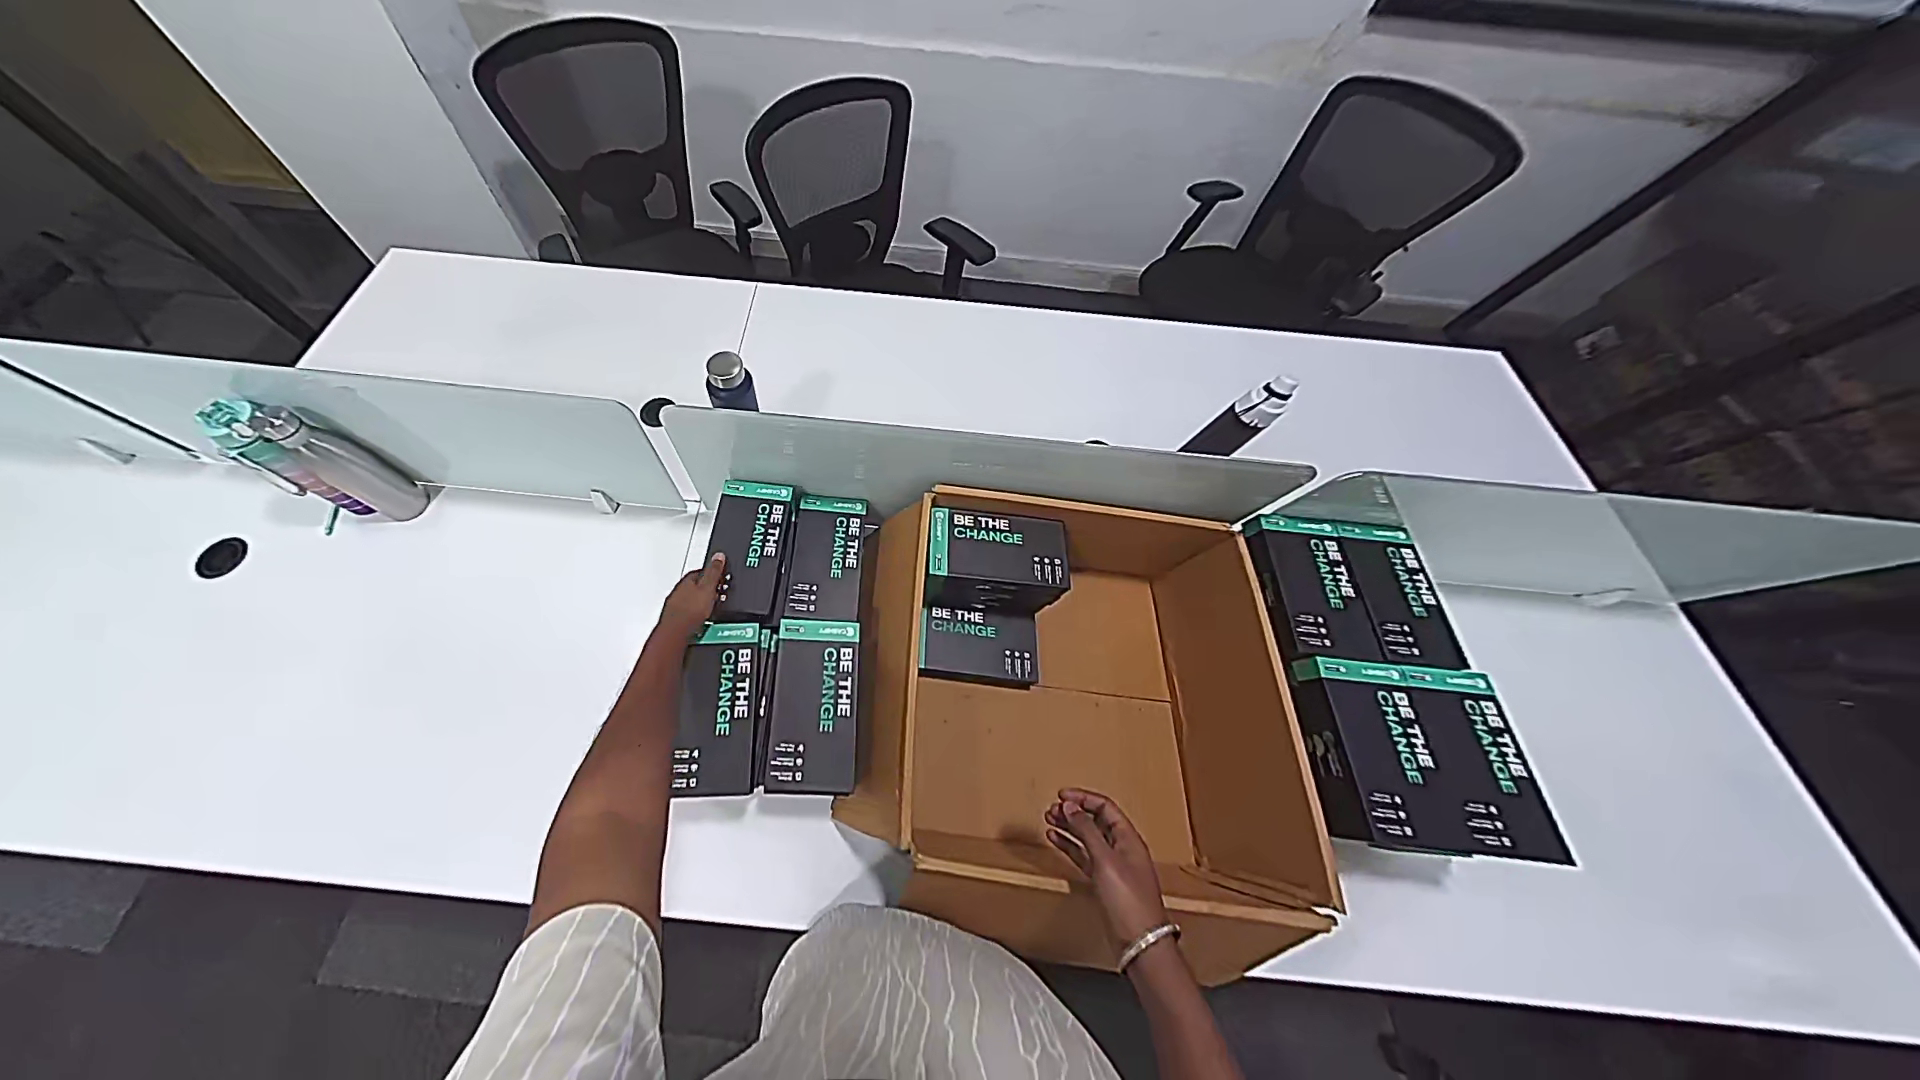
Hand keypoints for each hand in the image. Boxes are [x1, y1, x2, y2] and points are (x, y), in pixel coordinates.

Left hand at [657, 552, 724, 640]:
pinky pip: (689, 611)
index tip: (722, 576)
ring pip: (691, 599)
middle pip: (695, 585)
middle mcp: (678, 591)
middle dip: (707, 588)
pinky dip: (696, 613)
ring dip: (701, 601)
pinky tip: (702, 618)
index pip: (701, 571)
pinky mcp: (676, 618)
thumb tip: (719, 556)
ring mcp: (676, 605)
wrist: (677, 632)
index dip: (713, 573)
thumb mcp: (709, 588)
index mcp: (687, 580)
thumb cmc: (690, 610)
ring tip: (712, 607)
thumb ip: (714, 572)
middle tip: (718, 593)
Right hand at [1046, 788, 1170, 948]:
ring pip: (1088, 837)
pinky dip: (1070, 846)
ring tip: (1050, 820)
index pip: (1105, 807)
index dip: (1083, 798)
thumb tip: (1070, 807)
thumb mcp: (1106, 860)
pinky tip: (1056, 840)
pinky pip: (1084, 856)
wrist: (1140, 943)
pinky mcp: (1104, 883)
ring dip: (1069, 827)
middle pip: (1096, 821)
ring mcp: (1113, 866)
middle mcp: (1122, 849)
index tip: (1062, 796)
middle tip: (1052, 809)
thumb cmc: (1130, 902)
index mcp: (1128, 838)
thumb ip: (1087, 831)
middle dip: (1073, 812)